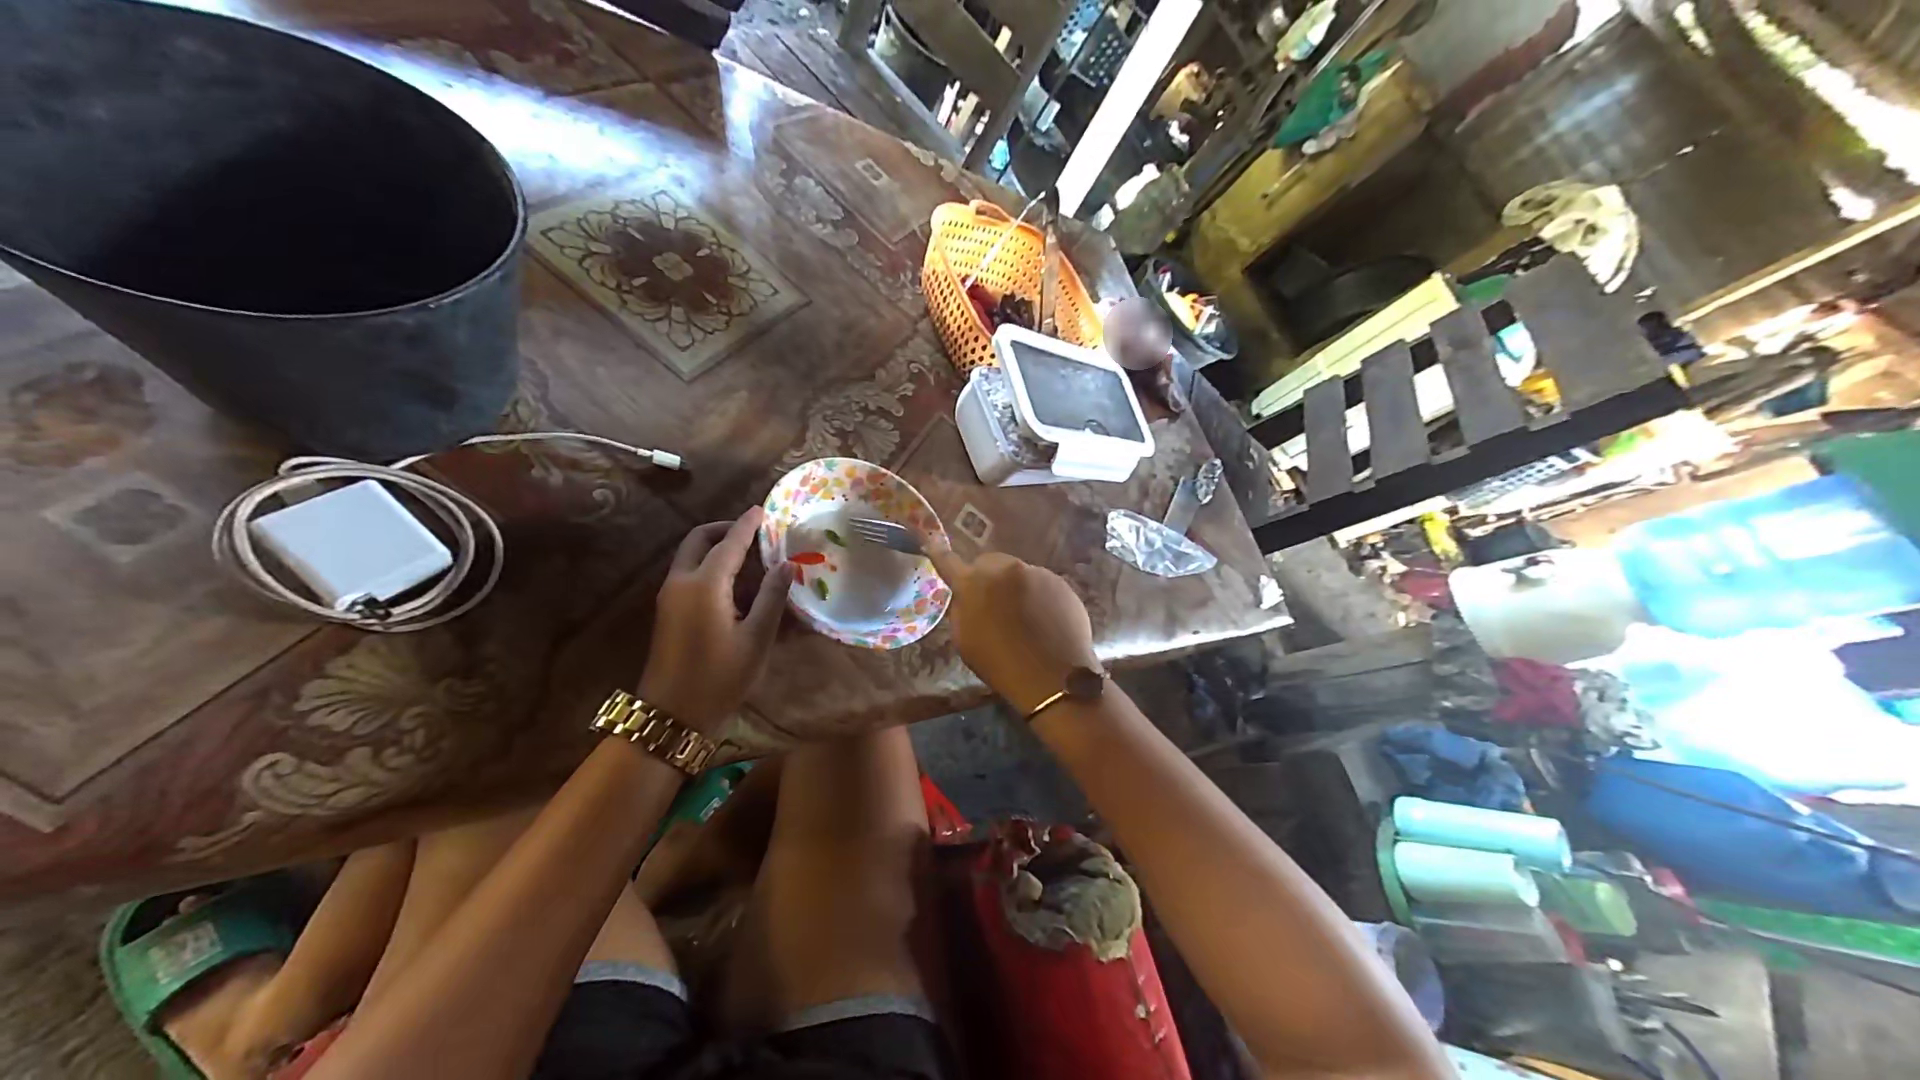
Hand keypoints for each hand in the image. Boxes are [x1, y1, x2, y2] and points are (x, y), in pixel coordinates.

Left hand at [639, 507, 794, 733]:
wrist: (673, 714)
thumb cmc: (720, 677)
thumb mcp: (756, 638)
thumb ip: (772, 597)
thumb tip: (787, 565)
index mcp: (704, 585)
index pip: (729, 543)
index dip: (748, 525)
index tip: (763, 509)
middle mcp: (681, 582)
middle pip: (699, 539)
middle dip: (725, 529)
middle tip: (754, 531)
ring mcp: (670, 596)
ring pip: (691, 555)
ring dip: (716, 546)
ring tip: (750, 554)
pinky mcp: (668, 610)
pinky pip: (688, 572)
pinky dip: (709, 564)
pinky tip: (734, 581)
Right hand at [921, 535, 1099, 713]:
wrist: (1054, 677)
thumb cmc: (1000, 664)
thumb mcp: (965, 640)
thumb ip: (962, 609)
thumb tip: (966, 596)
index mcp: (974, 583)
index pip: (949, 561)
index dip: (938, 552)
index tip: (930, 540)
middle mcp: (1005, 569)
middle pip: (989, 563)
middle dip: (988, 578)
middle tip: (993, 606)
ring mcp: (1037, 573)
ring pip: (1018, 573)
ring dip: (1015, 588)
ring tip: (1024, 619)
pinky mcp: (1061, 582)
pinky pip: (1042, 584)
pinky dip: (1039, 597)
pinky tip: (1044, 621)